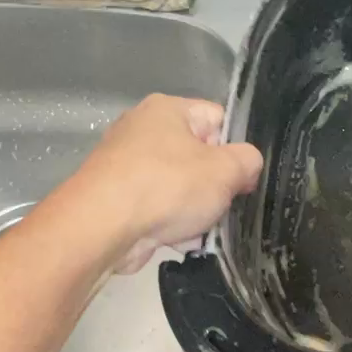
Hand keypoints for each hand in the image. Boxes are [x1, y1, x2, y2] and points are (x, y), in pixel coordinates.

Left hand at [58, 95, 262, 272]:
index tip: (243, 179)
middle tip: (224, 207)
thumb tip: (247, 165)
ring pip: (180, 187)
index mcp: (168, 109)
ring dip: (195, 212)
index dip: (236, 149)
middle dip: (215, 187)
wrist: (102, 227)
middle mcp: (142, 129)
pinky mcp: (116, 197)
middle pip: (199, 157)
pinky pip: (157, 208)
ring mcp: (125, 165)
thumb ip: (248, 161)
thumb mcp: (225, 170)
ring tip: (199, 230)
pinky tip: (177, 241)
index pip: (218, 119)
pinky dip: (170, 224)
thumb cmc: (167, 187)